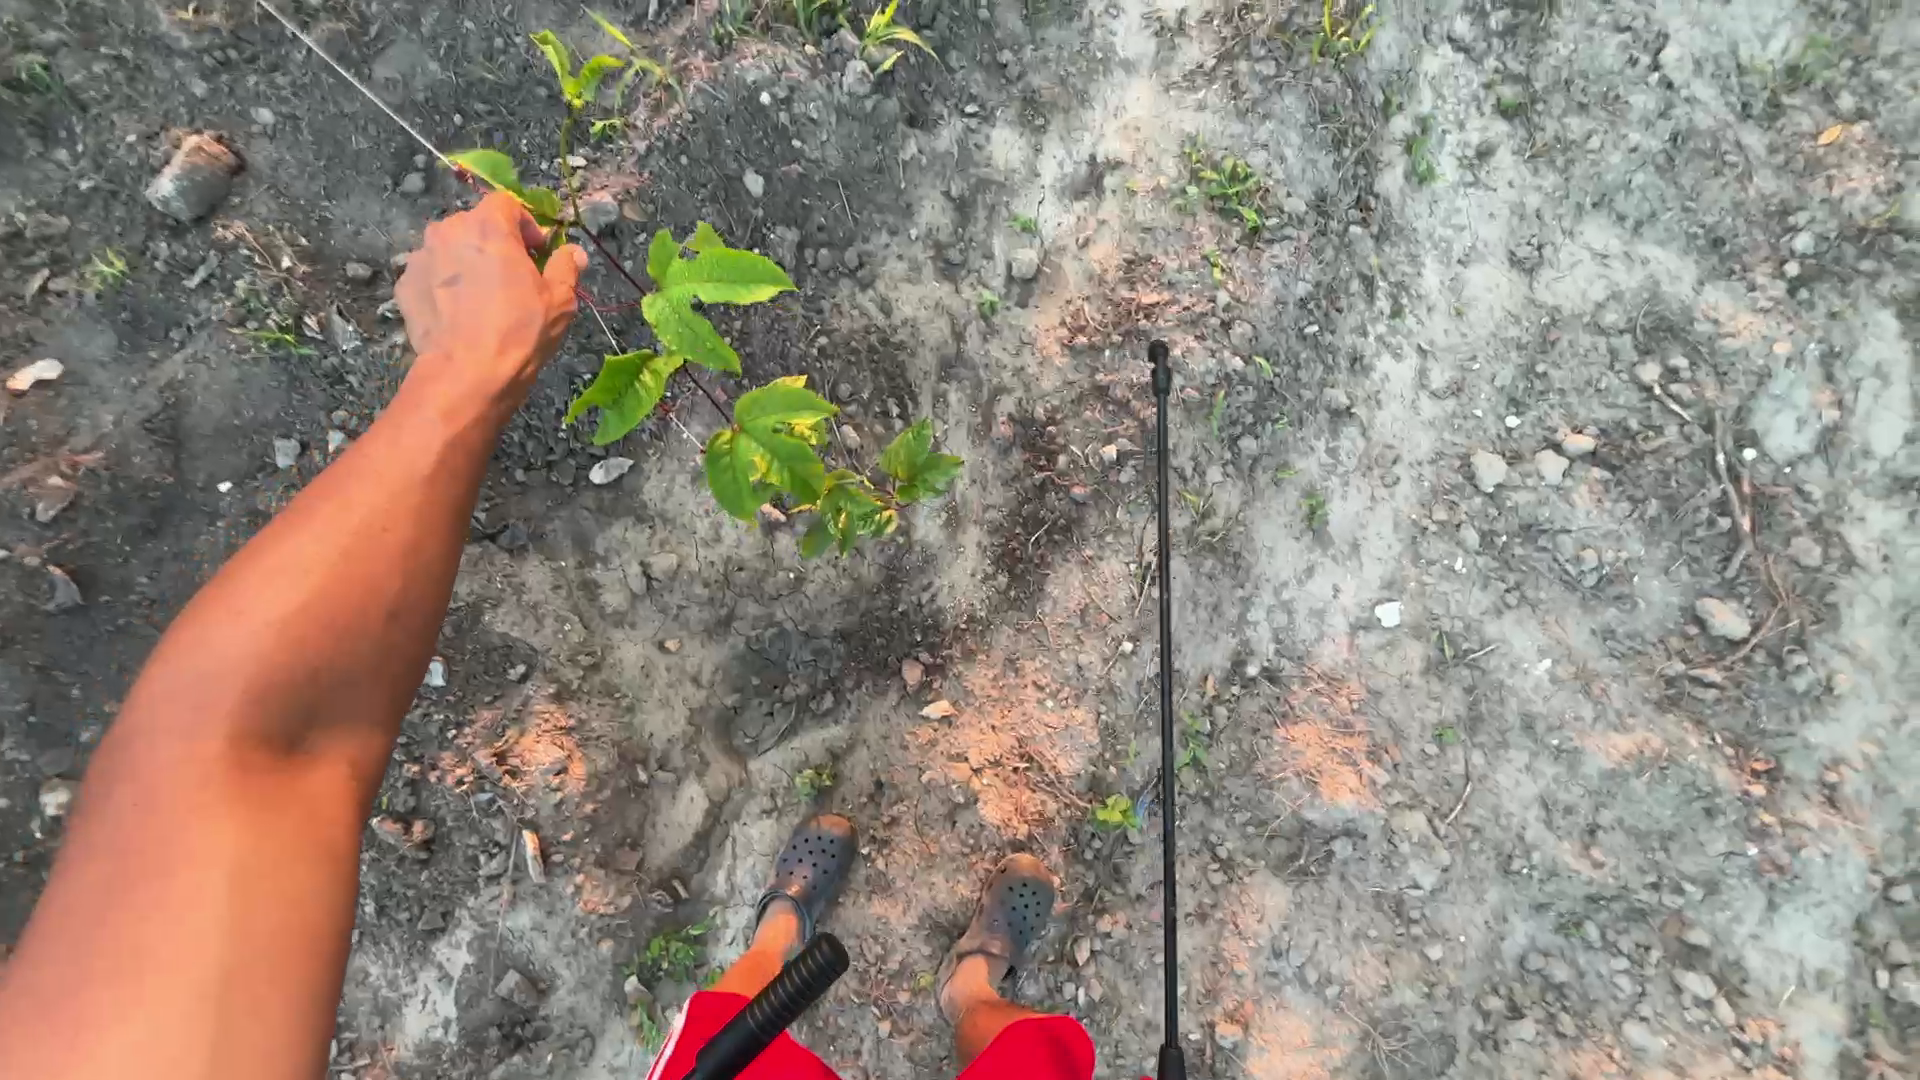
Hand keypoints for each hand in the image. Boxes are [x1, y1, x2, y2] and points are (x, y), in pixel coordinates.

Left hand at [396, 191, 586, 417]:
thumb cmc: (522, 330)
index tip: (538, 251)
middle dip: (497, 244)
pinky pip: (432, 274)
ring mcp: (421, 256)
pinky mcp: (405, 283)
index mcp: (489, 228)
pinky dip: (448, 284)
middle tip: (515, 277)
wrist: (469, 371)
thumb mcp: (560, 300)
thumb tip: (574, 252)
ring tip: (487, 297)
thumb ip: (566, 267)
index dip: (526, 223)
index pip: (506, 203)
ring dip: (470, 262)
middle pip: (475, 224)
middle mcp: (448, 231)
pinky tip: (463, 313)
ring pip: (452, 248)